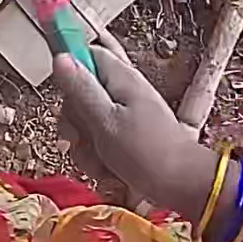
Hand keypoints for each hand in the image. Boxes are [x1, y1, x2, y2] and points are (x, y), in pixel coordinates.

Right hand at [50, 46, 214, 214]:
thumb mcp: (105, 121)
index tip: (63, 94)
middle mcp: (122, 91)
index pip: (86, 54)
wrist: (182, 187)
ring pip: (86, 121)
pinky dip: (96, 157)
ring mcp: (124, 114)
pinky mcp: (125, 136)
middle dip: (74, 119)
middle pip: (80, 92)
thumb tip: (61, 57)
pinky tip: (106, 168)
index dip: (69, 70)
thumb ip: (81, 89)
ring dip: (84, 144)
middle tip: (80, 136)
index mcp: (120, 78)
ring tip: (99, 158)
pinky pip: (97, 140)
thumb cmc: (147, 153)